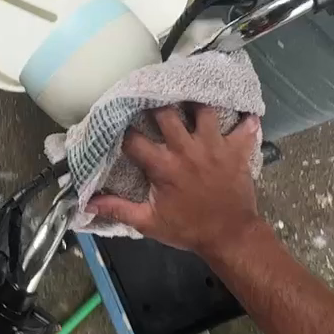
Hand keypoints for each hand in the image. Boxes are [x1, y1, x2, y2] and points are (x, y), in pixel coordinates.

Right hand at [89, 106, 268, 262]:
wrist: (230, 238)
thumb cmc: (188, 229)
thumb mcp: (149, 223)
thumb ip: (118, 209)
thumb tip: (87, 203)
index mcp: (163, 166)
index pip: (134, 139)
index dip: (122, 129)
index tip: (117, 122)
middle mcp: (187, 149)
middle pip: (167, 113)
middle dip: (156, 103)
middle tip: (152, 97)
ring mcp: (214, 146)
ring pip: (205, 110)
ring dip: (198, 103)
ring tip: (192, 95)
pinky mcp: (237, 150)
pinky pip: (245, 128)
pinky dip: (246, 120)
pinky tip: (244, 112)